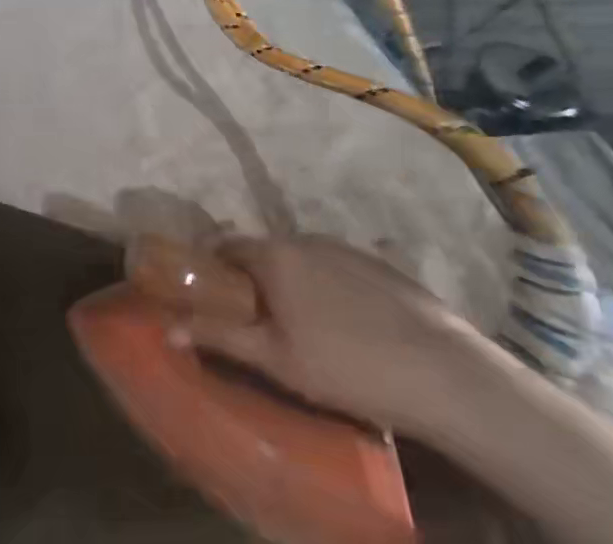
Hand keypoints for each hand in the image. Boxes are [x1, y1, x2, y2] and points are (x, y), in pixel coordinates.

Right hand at [175, 236, 489, 433]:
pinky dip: (324, 285)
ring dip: (289, 281)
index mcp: (275, 255)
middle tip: (251, 318)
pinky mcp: (382, 264)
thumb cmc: (345, 366)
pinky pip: (335, 267)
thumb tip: (167, 328)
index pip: (224, 245)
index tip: (206, 295)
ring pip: (301, 259)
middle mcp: (306, 238)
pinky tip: (344, 323)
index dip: (209, 268)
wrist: (446, 374)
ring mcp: (347, 248)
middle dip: (250, 278)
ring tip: (299, 324)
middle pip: (263, 251)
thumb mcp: (273, 358)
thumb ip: (217, 335)